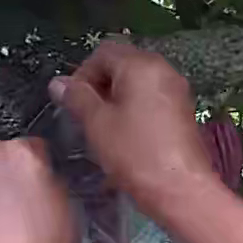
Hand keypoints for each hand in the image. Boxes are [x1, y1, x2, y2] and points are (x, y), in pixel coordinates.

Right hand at [48, 41, 216, 214]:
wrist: (181, 190)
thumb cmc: (135, 154)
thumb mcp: (97, 124)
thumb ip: (77, 98)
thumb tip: (58, 83)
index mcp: (141, 65)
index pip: (103, 53)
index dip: (81, 75)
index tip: (73, 103)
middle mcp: (164, 70)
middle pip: (122, 64)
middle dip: (99, 86)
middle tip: (86, 116)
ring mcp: (177, 90)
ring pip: (138, 83)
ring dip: (116, 99)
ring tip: (104, 129)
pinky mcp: (183, 112)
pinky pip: (152, 99)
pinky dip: (135, 109)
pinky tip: (127, 136)